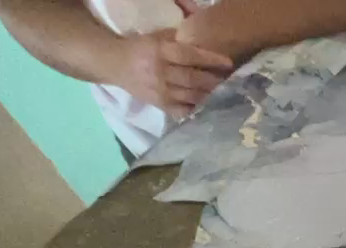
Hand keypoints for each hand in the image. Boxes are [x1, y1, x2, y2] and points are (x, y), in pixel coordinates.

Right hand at [111, 28, 232, 116]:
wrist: (112, 63)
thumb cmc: (140, 49)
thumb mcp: (155, 39)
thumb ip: (178, 40)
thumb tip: (206, 39)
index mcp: (157, 51)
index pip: (187, 55)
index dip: (209, 59)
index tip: (228, 62)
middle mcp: (159, 72)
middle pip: (194, 79)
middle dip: (215, 81)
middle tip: (233, 81)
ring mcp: (161, 91)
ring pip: (194, 96)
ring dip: (212, 96)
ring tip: (227, 94)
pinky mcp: (161, 105)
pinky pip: (186, 110)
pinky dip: (200, 109)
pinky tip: (212, 107)